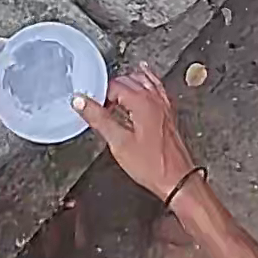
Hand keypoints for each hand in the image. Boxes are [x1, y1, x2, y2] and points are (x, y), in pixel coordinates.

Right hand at [73, 63, 198, 199]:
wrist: (177, 179)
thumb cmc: (152, 165)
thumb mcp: (119, 142)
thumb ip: (99, 119)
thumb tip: (81, 102)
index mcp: (142, 102)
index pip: (114, 85)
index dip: (100, 95)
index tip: (92, 106)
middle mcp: (155, 99)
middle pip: (128, 80)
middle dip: (111, 89)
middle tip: (100, 105)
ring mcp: (163, 104)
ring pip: (143, 81)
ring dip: (127, 84)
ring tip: (113, 96)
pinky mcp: (167, 112)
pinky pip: (156, 87)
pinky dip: (146, 81)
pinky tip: (143, 79)